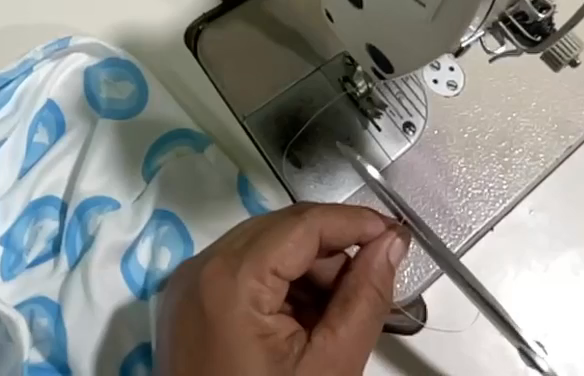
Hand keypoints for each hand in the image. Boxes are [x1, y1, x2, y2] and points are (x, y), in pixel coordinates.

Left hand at [157, 203, 407, 375]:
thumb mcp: (329, 368)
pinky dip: (281, 285)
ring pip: (265, 247)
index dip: (354, 221)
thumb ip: (364, 298)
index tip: (396, 232)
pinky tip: (309, 320)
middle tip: (376, 275)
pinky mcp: (187, 304)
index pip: (303, 223)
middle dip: (334, 250)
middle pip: (282, 231)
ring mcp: (189, 285)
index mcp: (230, 278)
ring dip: (310, 269)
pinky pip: (244, 270)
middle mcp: (201, 267)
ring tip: (342, 310)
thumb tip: (390, 244)